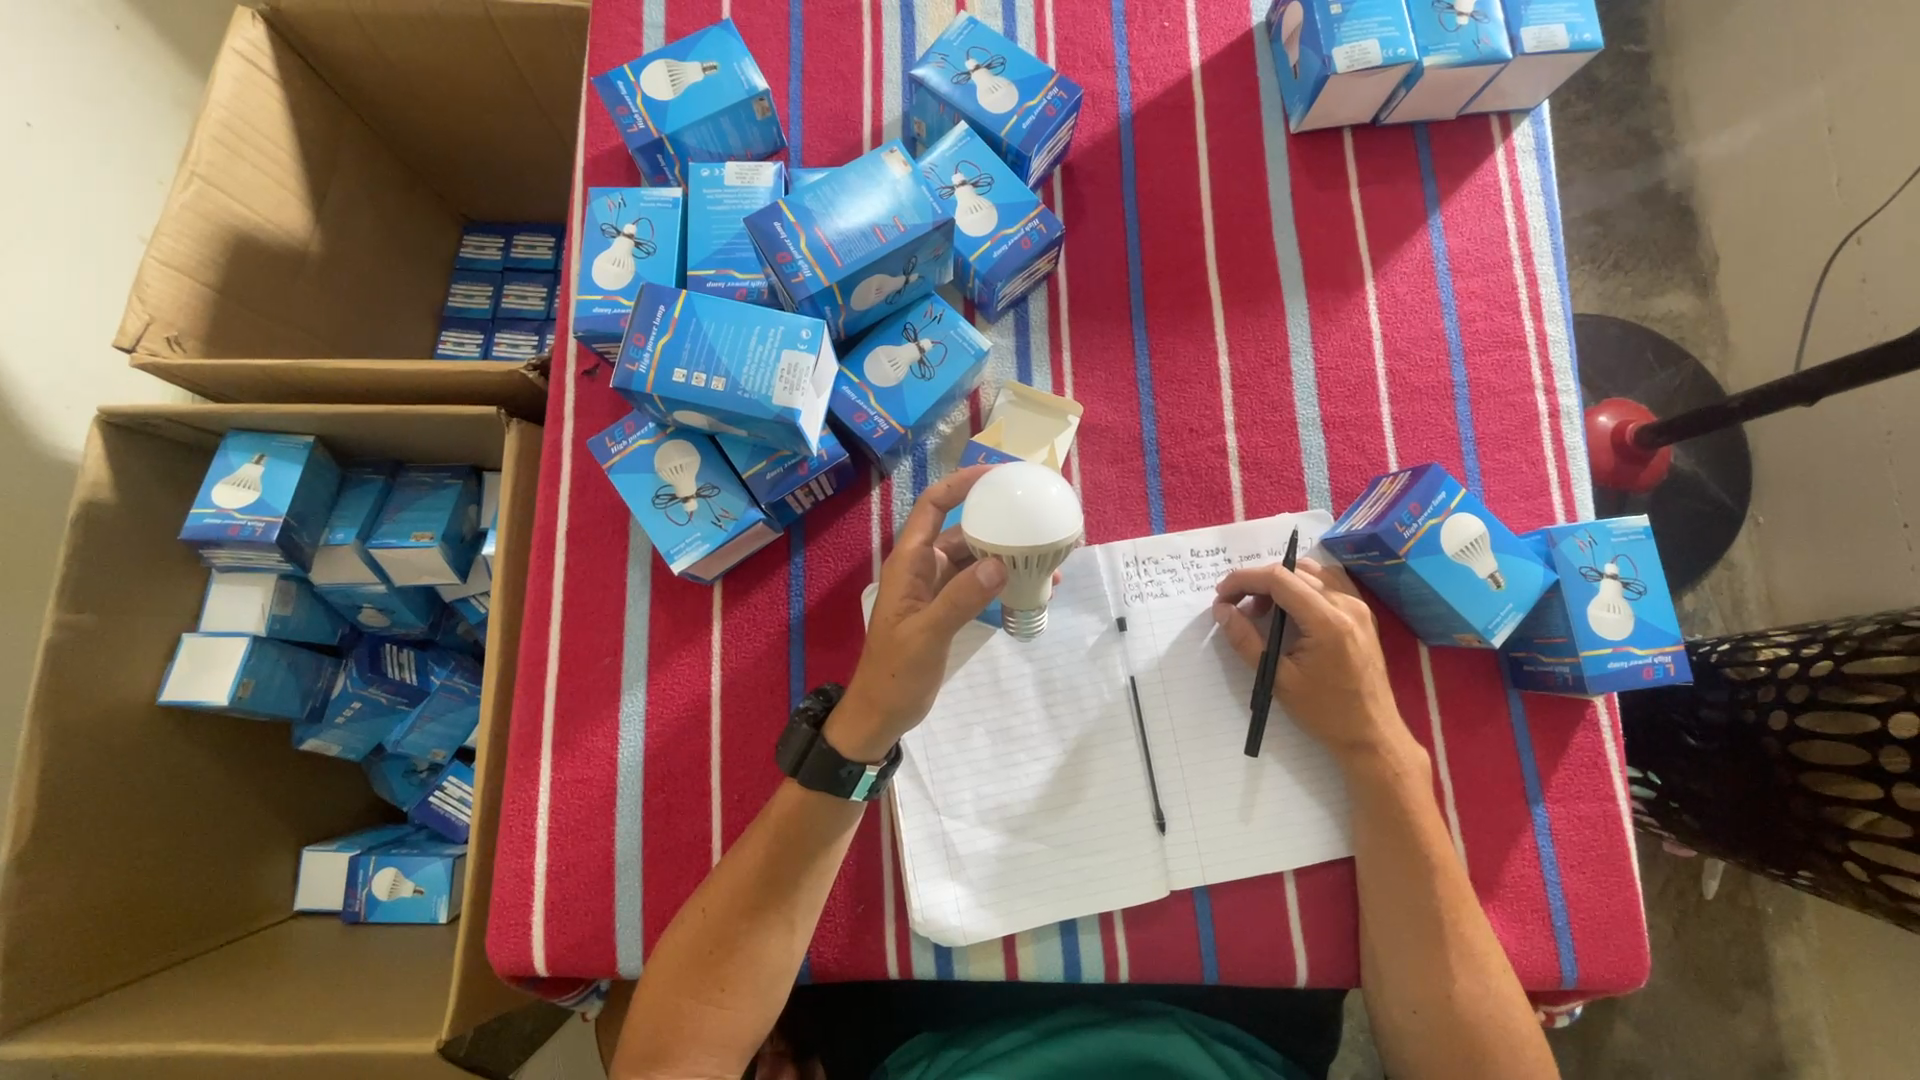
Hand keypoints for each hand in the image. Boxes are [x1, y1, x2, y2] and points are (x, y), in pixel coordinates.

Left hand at [829, 466, 1007, 761]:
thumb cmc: (894, 672)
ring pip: (974, 557)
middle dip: (996, 519)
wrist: (882, 712)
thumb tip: (1000, 563)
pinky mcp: (947, 609)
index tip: (999, 475)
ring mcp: (936, 588)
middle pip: (962, 528)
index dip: (961, 483)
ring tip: (1046, 553)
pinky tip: (1032, 587)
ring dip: (1005, 553)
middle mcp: (923, 567)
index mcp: (909, 562)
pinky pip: (978, 584)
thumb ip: (961, 599)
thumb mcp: (927, 635)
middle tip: (1036, 515)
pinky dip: (1002, 581)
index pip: (933, 505)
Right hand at [1212, 557, 1410, 762]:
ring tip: (1261, 611)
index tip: (1221, 597)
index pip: (1278, 579)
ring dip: (1280, 582)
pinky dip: (1303, 585)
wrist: (1372, 734)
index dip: (1243, 580)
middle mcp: (1347, 604)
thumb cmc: (1324, 713)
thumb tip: (1222, 610)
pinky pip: (1329, 583)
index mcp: (1327, 621)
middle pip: (1293, 571)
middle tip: (1235, 608)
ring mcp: (1359, 607)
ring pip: (1311, 572)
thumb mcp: (1276, 679)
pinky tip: (1290, 608)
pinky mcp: (1362, 614)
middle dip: (1257, 582)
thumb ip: (1246, 640)